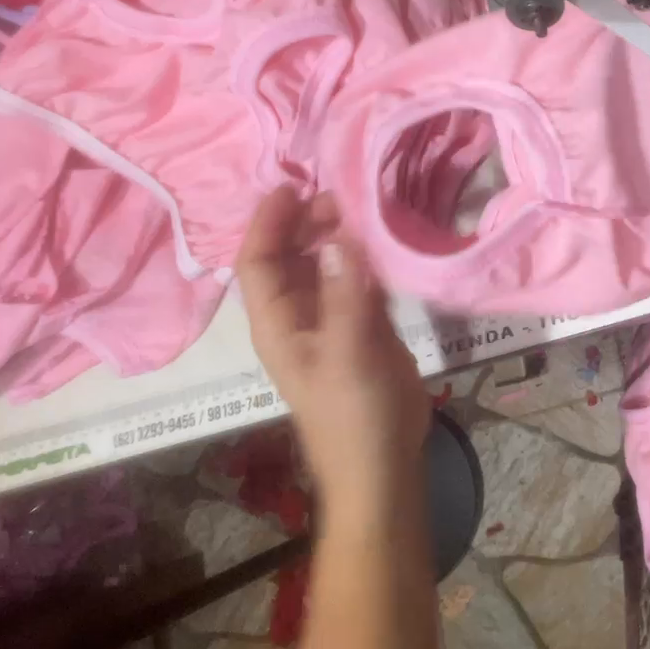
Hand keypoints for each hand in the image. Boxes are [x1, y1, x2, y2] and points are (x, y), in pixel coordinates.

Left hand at [236, 187, 430, 522]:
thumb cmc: (354, 414)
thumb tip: (338, 236)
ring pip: (327, 267)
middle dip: (309, 222)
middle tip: (346, 192)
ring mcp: (334, 323)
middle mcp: (301, 317)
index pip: (260, 262)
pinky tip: (389, 240)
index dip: (269, 223)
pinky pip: (359, 281)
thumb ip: (344, 295)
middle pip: (292, 258)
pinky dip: (368, 258)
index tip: (295, 184)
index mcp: (279, 324)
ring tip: (368, 205)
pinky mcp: (366, 329)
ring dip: (339, 236)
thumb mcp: (349, 352)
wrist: (382, 463)